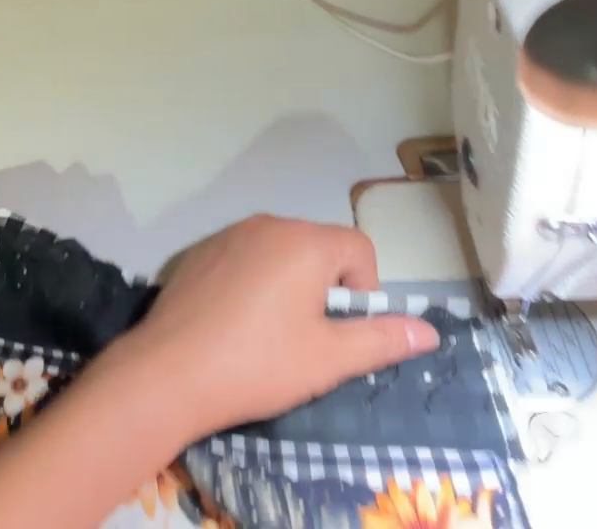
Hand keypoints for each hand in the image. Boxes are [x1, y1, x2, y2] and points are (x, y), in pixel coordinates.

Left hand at [101, 215, 438, 442]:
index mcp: (304, 242)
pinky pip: (244, 257)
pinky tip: (233, 322)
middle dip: (325, 287)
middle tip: (305, 337)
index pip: (360, 248)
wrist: (167, 372)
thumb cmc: (257, 364)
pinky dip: (252, 281)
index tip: (340, 330)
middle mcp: (267, 224)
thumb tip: (429, 330)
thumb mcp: (329, 359)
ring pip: (280, 252)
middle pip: (319, 247)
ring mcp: (228, 234)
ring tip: (268, 332)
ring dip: (288, 284)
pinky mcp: (199, 251)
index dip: (364, 291)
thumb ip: (382, 338)